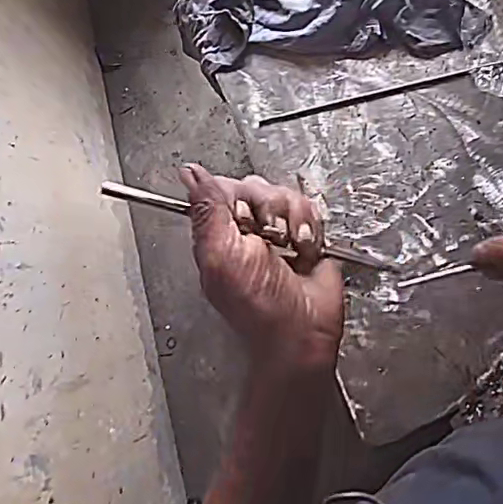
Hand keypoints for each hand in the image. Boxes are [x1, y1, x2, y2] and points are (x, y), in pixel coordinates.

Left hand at [180, 164, 343, 371]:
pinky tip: (306, 251)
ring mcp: (279, 231)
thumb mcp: (221, 256)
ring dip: (295, 221)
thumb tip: (190, 172)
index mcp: (219, 232)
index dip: (240, 198)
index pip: (225, 187)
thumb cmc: (257, 306)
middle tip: (270, 239)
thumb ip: (206, 211)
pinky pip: (312, 210)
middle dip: (271, 208)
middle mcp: (247, 229)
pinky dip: (312, 229)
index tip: (246, 221)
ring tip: (292, 248)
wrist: (301, 331)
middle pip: (260, 186)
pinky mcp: (307, 236)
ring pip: (288, 195)